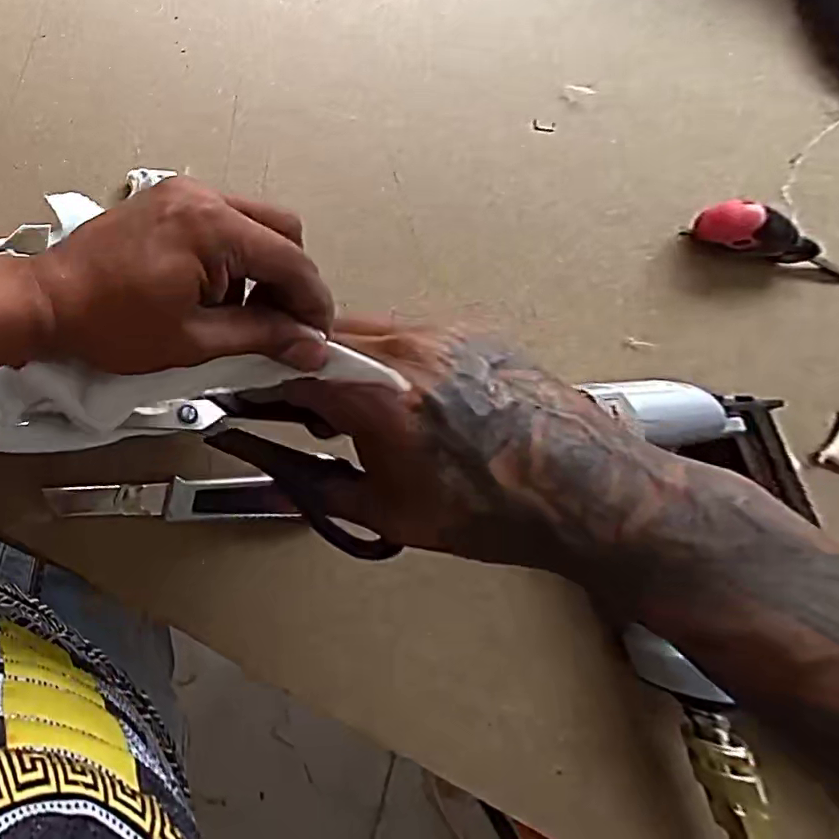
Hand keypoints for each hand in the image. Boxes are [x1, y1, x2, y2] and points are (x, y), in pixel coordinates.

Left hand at [27, 177, 334, 374]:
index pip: (290, 261)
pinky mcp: (157, 201)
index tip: (312, 336)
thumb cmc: (100, 320)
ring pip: (247, 222)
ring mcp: (174, 194)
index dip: (311, 304)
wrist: (45, 301)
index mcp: (210, 226)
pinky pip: (213, 219)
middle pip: (278, 230)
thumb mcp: (190, 339)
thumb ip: (258, 337)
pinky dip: (222, 251)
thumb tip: (304, 344)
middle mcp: (197, 197)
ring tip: (229, 311)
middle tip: (276, 324)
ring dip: (253, 265)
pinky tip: (203, 289)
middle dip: (285, 279)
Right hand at [281, 318, 689, 581]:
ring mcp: (439, 337)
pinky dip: (376, 356)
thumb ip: (304, 483)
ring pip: (350, 328)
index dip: (251, 382)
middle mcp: (408, 355)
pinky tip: (395, 393)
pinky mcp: (466, 333)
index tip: (238, 391)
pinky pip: (394, 330)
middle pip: (311, 340)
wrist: (600, 500)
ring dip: (332, 361)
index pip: (283, 371)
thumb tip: (261, 466)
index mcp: (381, 398)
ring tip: (353, 406)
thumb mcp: (382, 510)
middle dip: (292, 369)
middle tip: (296, 405)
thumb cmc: (505, 510)